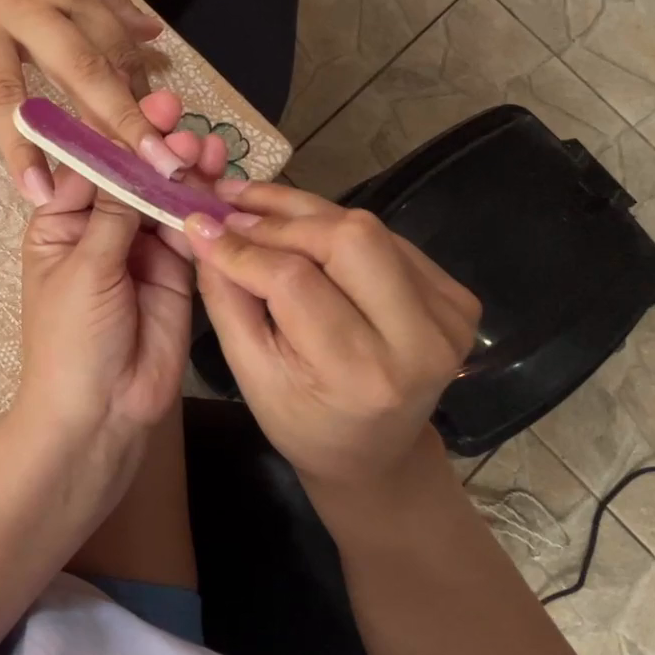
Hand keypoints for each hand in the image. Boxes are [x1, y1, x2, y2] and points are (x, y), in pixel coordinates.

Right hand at [0, 0, 181, 204]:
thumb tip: (151, 36)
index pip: (113, 50)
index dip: (141, 97)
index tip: (163, 146)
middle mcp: (29, 11)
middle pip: (76, 71)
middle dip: (112, 123)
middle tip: (140, 177)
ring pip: (3, 87)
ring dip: (21, 142)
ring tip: (39, 195)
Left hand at [17, 93, 226, 435]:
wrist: (101, 409)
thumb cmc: (71, 338)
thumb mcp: (85, 269)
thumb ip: (114, 214)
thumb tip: (129, 157)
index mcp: (58, 224)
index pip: (85, 168)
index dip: (110, 137)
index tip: (133, 104)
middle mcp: (98, 230)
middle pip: (128, 177)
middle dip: (150, 147)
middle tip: (175, 114)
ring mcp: (138, 249)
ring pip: (163, 198)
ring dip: (182, 170)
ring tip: (203, 142)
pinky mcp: (176, 271)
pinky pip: (191, 229)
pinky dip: (205, 205)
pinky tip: (218, 176)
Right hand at [182, 181, 480, 485]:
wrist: (374, 450)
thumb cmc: (298, 418)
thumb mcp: (249, 369)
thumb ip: (225, 297)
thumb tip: (202, 230)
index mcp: (362, 372)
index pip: (296, 282)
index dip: (241, 248)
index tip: (197, 225)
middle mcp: (420, 338)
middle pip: (348, 238)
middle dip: (279, 220)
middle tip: (229, 213)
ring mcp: (448, 313)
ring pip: (368, 228)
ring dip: (301, 212)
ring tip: (249, 204)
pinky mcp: (456, 293)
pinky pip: (384, 238)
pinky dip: (331, 227)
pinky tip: (293, 229)